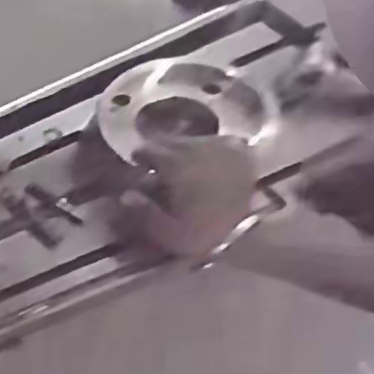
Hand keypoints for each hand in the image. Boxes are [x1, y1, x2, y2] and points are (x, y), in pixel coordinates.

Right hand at [126, 138, 259, 260]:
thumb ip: (142, 210)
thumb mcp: (163, 231)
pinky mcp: (242, 154)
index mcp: (176, 166)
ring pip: (194, 139)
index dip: (139, 157)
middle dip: (160, 150)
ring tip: (178, 164)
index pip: (148, 149)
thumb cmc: (201, 233)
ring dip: (182, 149)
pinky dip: (207, 148)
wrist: (249, 232)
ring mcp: (223, 149)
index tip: (135, 166)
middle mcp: (198, 149)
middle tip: (154, 166)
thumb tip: (124, 194)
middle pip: (171, 140)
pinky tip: (205, 160)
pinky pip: (219, 142)